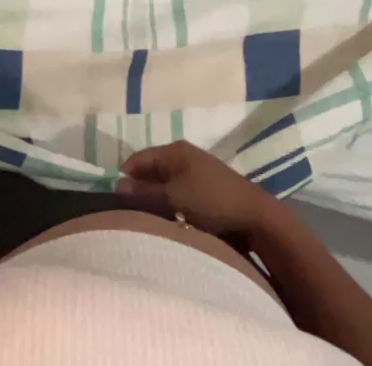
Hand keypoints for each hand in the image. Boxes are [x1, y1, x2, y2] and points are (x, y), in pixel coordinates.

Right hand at [116, 140, 279, 235]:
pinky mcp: (203, 190)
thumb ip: (145, 192)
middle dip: (139, 191)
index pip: (138, 159)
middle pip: (150, 172)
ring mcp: (194, 173)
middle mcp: (183, 157)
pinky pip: (176, 195)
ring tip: (146, 220)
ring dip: (154, 201)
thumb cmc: (211, 201)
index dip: (124, 178)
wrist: (255, 217)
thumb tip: (117, 186)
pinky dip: (169, 206)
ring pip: (163, 185)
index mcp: (174, 151)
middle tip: (129, 214)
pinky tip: (167, 222)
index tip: (115, 202)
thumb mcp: (174, 196)